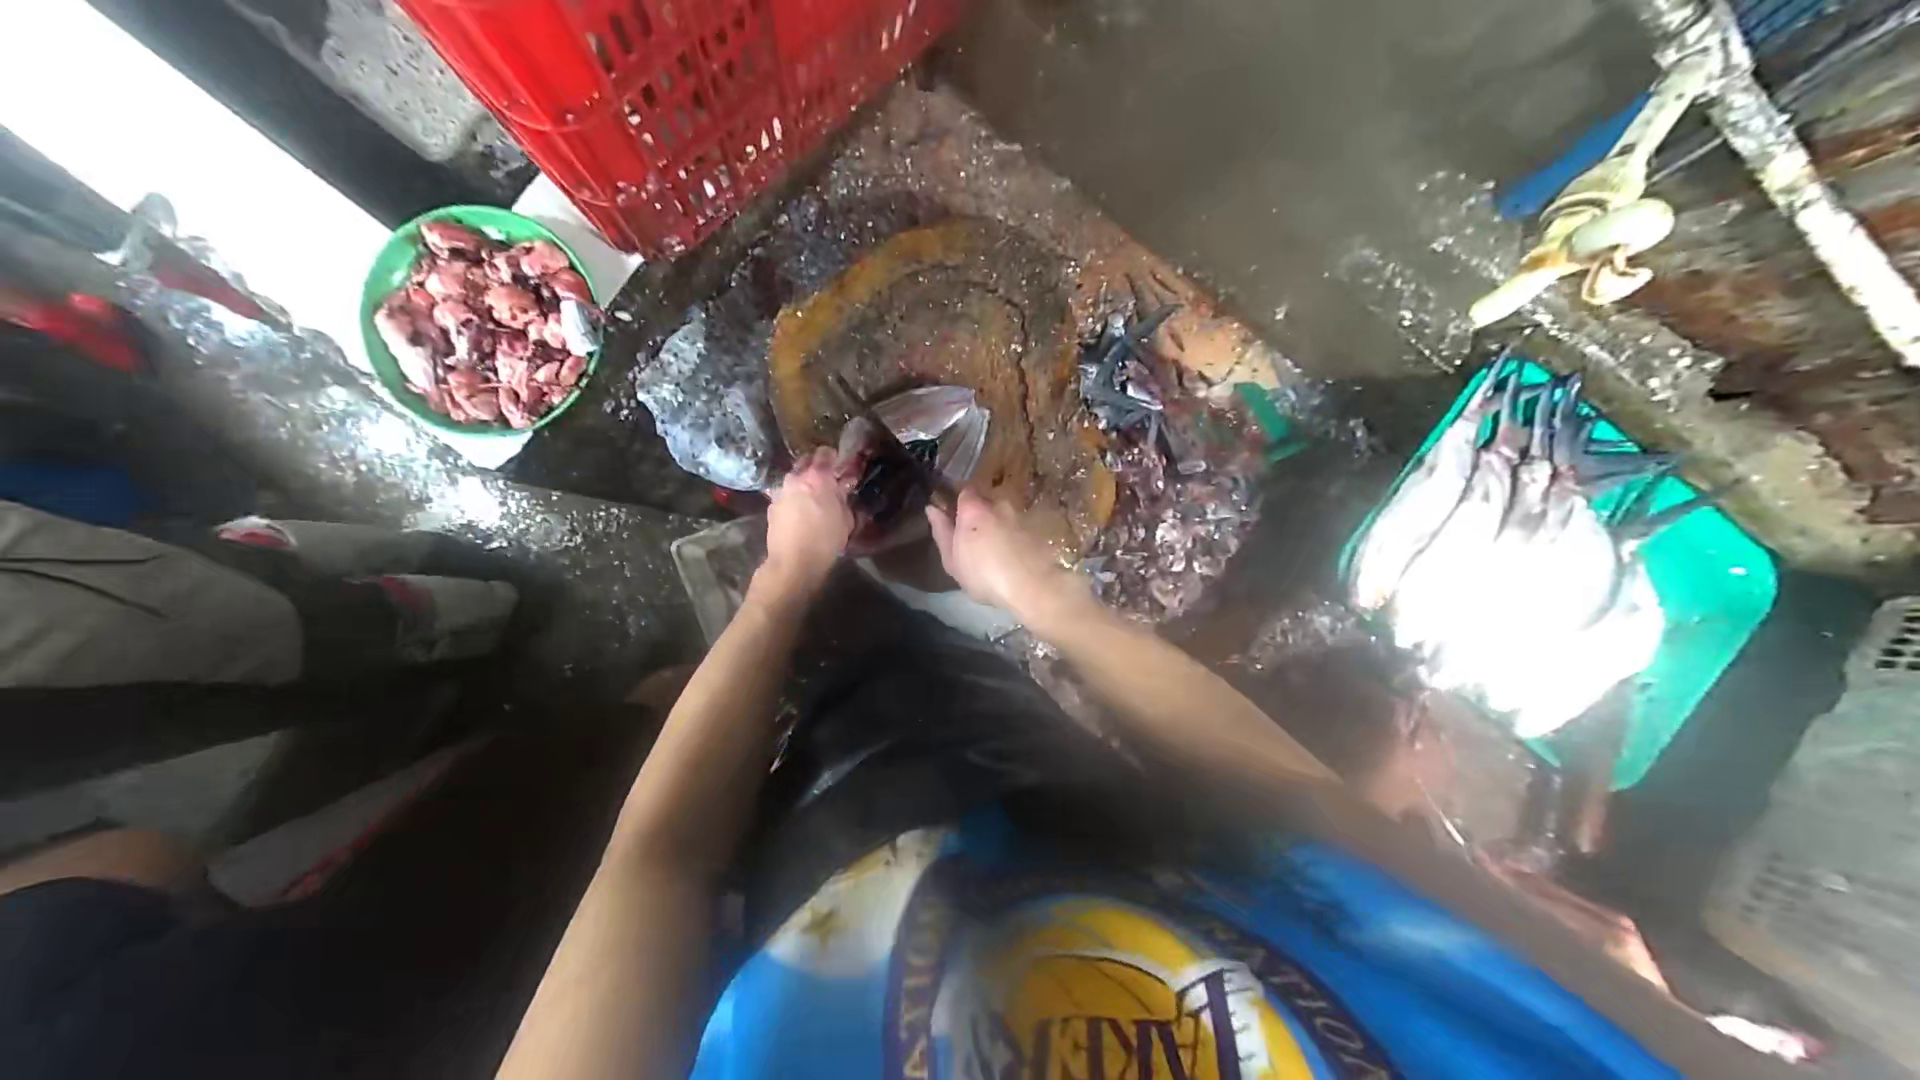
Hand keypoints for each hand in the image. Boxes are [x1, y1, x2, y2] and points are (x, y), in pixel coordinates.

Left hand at [756, 447, 853, 604]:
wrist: (793, 562)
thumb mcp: (846, 519)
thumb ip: (843, 499)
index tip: (840, 468)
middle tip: (827, 483)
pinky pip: (785, 496)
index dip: (834, 458)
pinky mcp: (771, 507)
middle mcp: (795, 478)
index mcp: (817, 477)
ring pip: (793, 480)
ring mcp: (780, 492)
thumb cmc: (825, 540)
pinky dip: (793, 500)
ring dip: (803, 485)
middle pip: (805, 462)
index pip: (825, 453)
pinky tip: (800, 515)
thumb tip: (841, 492)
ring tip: (812, 501)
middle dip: (816, 469)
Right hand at [926, 490, 1087, 624]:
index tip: (955, 519)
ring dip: (999, 528)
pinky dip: (1014, 539)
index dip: (959, 503)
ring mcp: (1020, 517)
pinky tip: (1013, 559)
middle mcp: (999, 505)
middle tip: (974, 540)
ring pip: (1004, 516)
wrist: (1031, 587)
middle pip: (986, 503)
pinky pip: (1019, 530)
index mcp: (974, 508)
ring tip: (995, 553)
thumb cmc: (983, 575)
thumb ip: (941, 531)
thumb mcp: (952, 560)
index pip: (964, 491)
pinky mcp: (1037, 531)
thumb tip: (932, 509)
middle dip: (980, 516)